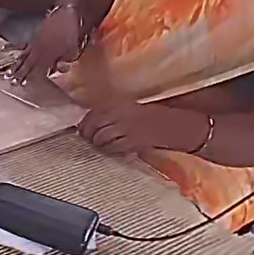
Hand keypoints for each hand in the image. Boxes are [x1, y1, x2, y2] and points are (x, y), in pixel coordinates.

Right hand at [12, 4, 82, 83]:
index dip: (31, 77)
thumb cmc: (73, 31)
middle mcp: (41, 49)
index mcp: (51, 54)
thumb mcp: (74, 48)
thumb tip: (57, 69)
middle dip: (20, 74)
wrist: (67, 12)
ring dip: (15, 65)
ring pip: (23, 56)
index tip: (23, 85)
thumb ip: (65, 59)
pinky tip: (3, 49)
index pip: (40, 69)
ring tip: (6, 73)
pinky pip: (21, 44)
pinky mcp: (33, 36)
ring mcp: (35, 43)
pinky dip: (11, 47)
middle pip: (29, 64)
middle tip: (11, 83)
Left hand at [76, 103, 200, 155]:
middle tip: (87, 140)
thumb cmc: (149, 118)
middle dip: (87, 135)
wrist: (172, 125)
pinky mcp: (134, 141)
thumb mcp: (128, 109)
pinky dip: (109, 149)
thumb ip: (110, 114)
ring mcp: (128, 128)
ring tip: (99, 145)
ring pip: (101, 137)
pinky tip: (111, 149)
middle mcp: (121, 114)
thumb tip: (87, 124)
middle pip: (94, 125)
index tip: (81, 130)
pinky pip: (114, 147)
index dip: (84, 123)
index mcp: (119, 104)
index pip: (93, 113)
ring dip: (97, 143)